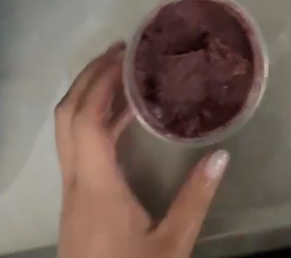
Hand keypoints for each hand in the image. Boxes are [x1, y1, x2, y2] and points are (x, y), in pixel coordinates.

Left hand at [56, 44, 229, 257]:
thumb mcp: (170, 246)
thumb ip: (195, 200)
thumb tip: (222, 155)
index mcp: (95, 187)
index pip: (85, 119)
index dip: (100, 80)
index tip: (125, 54)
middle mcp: (75, 182)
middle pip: (67, 116)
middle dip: (89, 76)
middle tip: (122, 51)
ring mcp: (72, 192)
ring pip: (67, 130)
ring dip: (90, 96)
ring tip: (125, 75)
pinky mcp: (76, 202)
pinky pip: (78, 147)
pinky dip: (96, 121)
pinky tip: (126, 119)